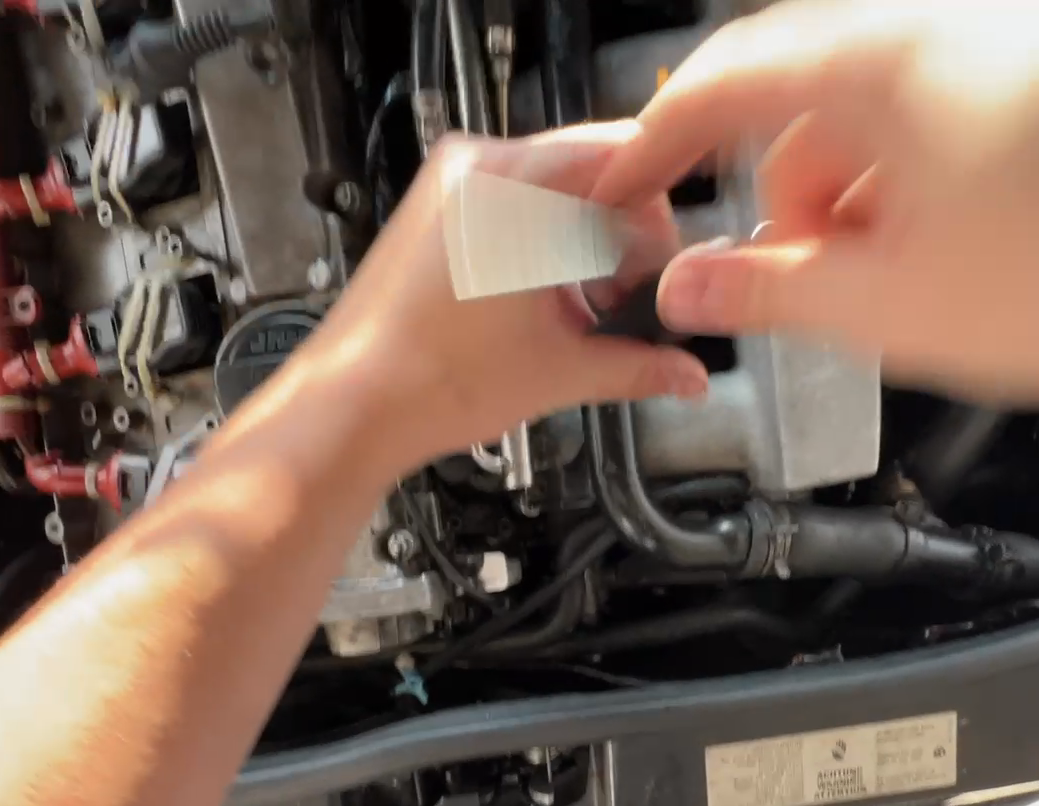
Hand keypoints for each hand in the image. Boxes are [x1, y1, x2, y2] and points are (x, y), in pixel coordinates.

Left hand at [300, 122, 708, 467]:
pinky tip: (551, 310)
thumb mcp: (558, 371)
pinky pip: (515, 218)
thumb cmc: (425, 383)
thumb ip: (637, 367)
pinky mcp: (438, 221)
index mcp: (512, 184)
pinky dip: (546, 257)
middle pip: (591, 181)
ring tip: (588, 318)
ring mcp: (451, 193)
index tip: (671, 272)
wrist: (352, 409)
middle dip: (623, 247)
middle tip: (634, 306)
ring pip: (553, 202)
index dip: (660, 224)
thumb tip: (686, 374)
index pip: (627, 163)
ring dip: (586, 256)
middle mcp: (476, 171)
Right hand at [591, 0, 1038, 404]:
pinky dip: (925, 191)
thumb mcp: (894, 306)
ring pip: (884, 120)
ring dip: (858, 206)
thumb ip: (770, 292)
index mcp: (885, 66)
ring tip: (892, 290)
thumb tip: (689, 286)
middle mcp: (953, 25)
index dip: (654, 143)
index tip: (625, 187)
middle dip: (779, 202)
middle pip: (805, 107)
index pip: (719, 84)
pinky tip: (959, 259)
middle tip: (788, 284)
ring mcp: (1022, 39)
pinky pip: (955, 121)